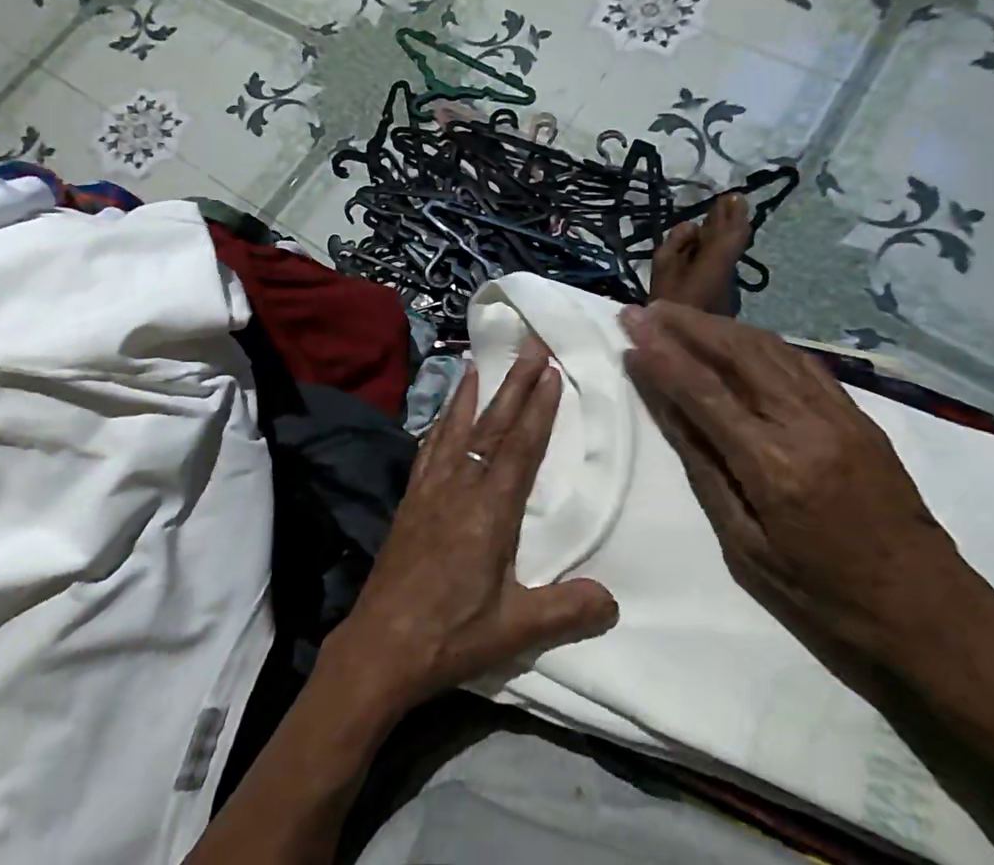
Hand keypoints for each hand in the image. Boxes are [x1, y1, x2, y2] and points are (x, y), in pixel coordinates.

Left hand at [327, 340, 618, 708]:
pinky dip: (438, 427)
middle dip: (513, 384)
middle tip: (527, 346)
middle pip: (489, 427)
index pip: (519, 448)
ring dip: (470, 396)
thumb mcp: (516, 629)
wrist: (379, 646)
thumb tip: (614, 600)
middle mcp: (457, 490)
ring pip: (453, 431)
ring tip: (477, 363)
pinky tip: (441, 418)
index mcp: (489, 513)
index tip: (549, 370)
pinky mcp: (408, 505)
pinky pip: (427, 452)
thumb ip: (567, 611)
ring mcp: (428, 494)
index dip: (537, 408)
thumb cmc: (450, 636)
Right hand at [619, 303, 993, 675]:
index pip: (705, 392)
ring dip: (720, 325)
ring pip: (771, 349)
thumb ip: (705, 469)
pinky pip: (801, 362)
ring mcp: (839, 415)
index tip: (631, 327)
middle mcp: (808, 426)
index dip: (663, 355)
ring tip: (678, 314)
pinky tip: (735, 336)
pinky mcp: (858, 414)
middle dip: (686, 325)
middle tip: (644, 308)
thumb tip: (669, 410)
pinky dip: (760, 341)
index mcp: (774, 467)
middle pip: (738, 354)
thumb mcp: (746, 544)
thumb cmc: (821, 589)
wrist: (924, 604)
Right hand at [649, 192, 752, 315]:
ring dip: (725, 234)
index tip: (733, 196)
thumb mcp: (662, 272)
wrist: (688, 350)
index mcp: (715, 263)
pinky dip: (718, 250)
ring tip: (719, 217)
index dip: (734, 213)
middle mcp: (727, 271)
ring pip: (729, 253)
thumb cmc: (670, 308)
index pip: (732, 233)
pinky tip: (707, 247)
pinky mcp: (722, 297)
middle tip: (730, 200)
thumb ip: (674, 246)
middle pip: (735, 241)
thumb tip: (690, 227)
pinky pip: (722, 264)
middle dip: (731, 220)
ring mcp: (726, 285)